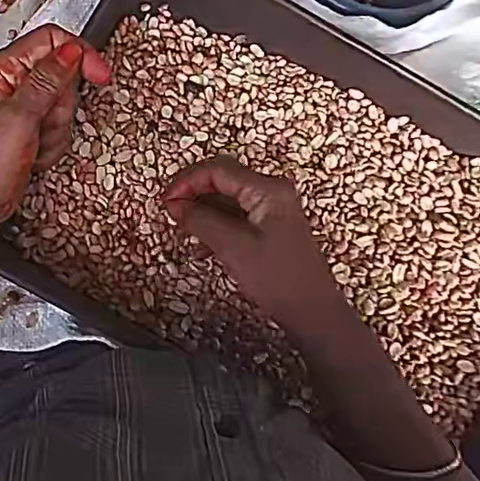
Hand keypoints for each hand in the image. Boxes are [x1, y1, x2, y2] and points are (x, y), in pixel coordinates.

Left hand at [0, 25, 112, 237]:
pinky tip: (33, 155)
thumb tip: (71, 51)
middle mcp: (9, 84)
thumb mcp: (17, 119)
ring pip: (64, 106)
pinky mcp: (30, 129)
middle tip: (40, 125)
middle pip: (63, 76)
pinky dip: (52, 145)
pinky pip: (59, 128)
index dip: (79, 56)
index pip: (51, 41)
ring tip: (32, 145)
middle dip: (60, 108)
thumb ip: (47, 82)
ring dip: (55, 131)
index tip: (98, 75)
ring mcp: (21, 108)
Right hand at [159, 157, 347, 334]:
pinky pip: (235, 215)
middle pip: (222, 179)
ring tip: (184, 229)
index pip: (217, 169)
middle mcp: (272, 192)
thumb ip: (200, 220)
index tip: (167, 201)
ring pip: (226, 198)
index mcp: (267, 189)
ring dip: (202, 211)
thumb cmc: (279, 279)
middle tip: (171, 211)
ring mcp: (272, 209)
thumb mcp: (232, 246)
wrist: (312, 311)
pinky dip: (215, 225)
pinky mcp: (270, 227)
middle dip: (193, 193)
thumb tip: (175, 206)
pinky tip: (202, 245)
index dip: (186, 182)